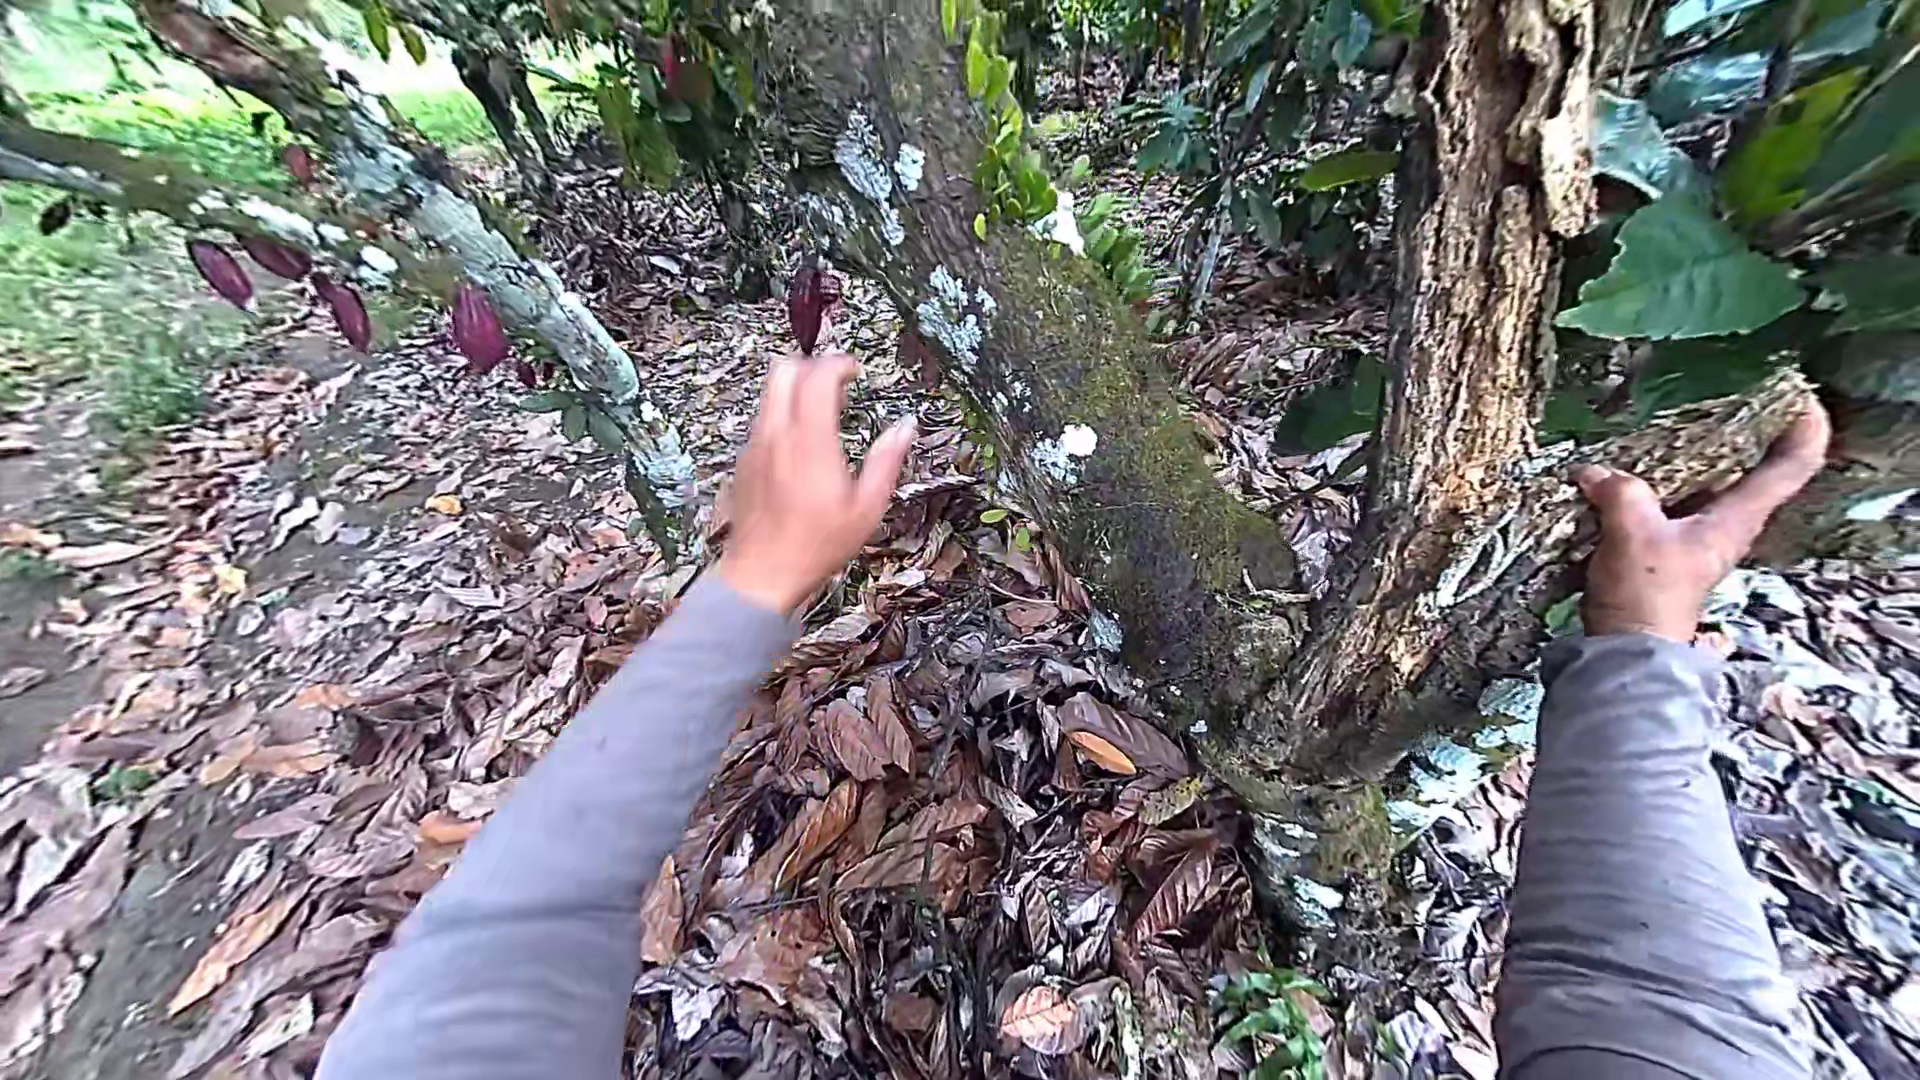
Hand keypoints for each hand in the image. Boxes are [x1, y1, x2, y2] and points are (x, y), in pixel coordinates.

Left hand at [717, 352, 914, 612]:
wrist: (763, 574)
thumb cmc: (817, 545)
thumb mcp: (867, 508)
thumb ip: (887, 461)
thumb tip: (905, 429)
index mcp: (810, 442)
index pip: (817, 377)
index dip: (838, 364)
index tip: (854, 370)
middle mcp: (777, 436)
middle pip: (782, 371)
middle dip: (810, 366)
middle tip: (835, 381)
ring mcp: (756, 447)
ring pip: (769, 394)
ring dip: (794, 389)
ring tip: (821, 411)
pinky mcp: (744, 462)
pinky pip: (762, 421)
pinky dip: (782, 415)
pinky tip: (801, 443)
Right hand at [1574, 403, 1829, 640]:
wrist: (1627, 637)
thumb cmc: (1648, 589)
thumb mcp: (1635, 536)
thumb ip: (1621, 495)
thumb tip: (1594, 471)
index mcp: (1736, 518)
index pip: (1790, 466)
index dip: (1802, 430)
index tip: (1796, 398)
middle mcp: (1721, 523)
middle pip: (1737, 472)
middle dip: (1722, 440)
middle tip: (1696, 413)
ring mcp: (1687, 537)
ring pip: (1691, 489)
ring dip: (1671, 466)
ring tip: (1639, 446)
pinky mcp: (1655, 547)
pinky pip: (1655, 506)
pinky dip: (1638, 490)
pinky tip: (1608, 485)